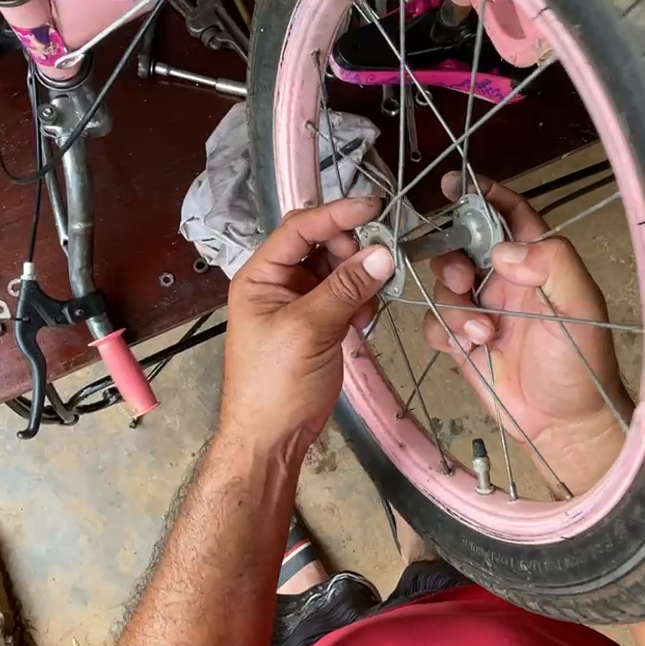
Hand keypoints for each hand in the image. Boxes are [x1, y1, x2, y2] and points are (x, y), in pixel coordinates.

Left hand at [221, 196, 395, 462]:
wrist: (271, 438)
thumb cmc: (275, 384)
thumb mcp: (309, 330)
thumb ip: (346, 288)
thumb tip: (384, 252)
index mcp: (260, 275)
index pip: (299, 228)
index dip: (336, 214)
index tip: (375, 207)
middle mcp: (278, 282)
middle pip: (321, 244)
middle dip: (352, 252)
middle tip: (378, 268)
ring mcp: (299, 302)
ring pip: (338, 270)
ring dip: (360, 280)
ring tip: (367, 308)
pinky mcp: (318, 322)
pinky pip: (345, 295)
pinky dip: (360, 302)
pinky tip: (363, 322)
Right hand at [423, 174, 629, 486]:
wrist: (561, 425)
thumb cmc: (579, 364)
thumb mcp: (580, 308)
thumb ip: (552, 265)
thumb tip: (503, 248)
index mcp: (537, 264)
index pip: (509, 215)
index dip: (484, 194)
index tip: (455, 182)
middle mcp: (505, 281)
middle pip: (461, 246)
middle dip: (453, 256)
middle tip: (463, 277)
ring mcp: (480, 310)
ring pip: (443, 285)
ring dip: (454, 305)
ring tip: (480, 332)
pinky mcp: (460, 341)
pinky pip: (433, 321)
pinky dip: (443, 331)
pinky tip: (468, 348)